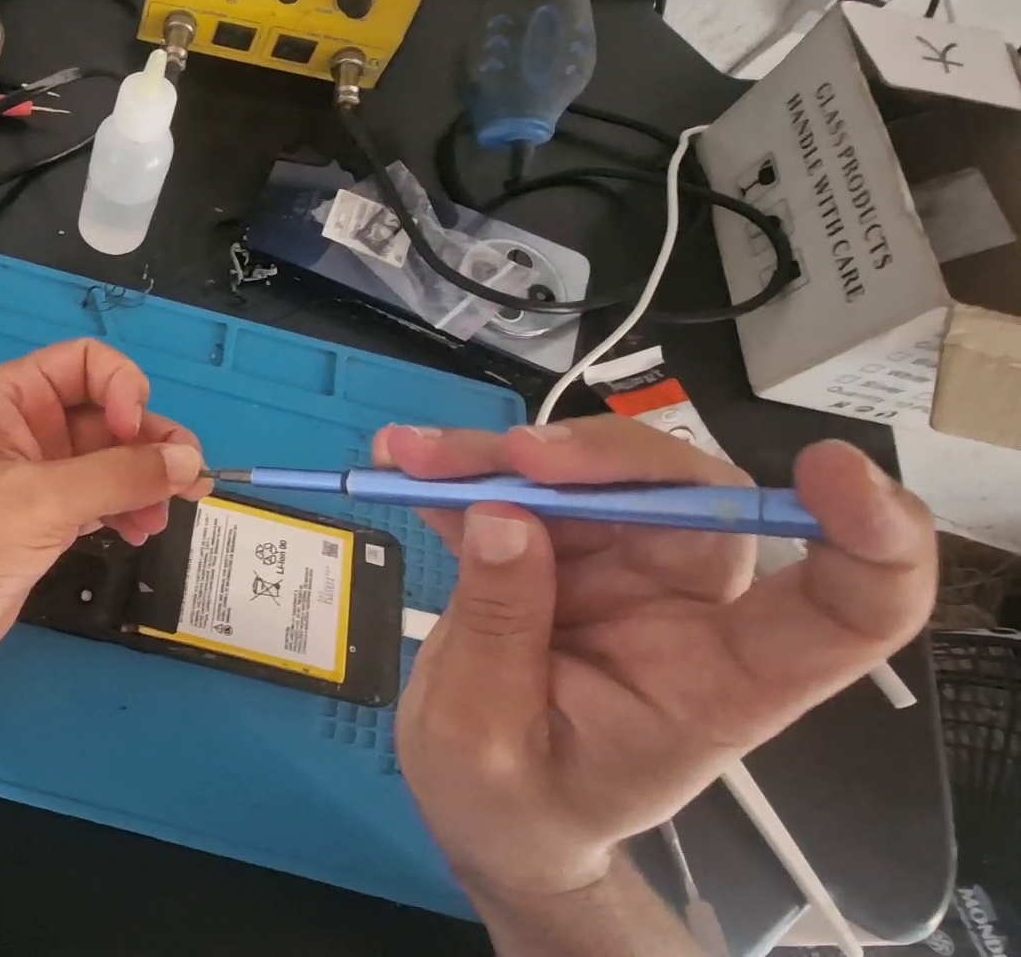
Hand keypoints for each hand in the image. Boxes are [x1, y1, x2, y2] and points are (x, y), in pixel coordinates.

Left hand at [0, 340, 210, 689]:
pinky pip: (101, 499)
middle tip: (189, 478)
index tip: (138, 433)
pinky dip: (127, 508)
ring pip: (110, 460)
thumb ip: (117, 475)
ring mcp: (36, 478)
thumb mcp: (38, 502)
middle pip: (106, 414)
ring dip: (146, 479)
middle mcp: (25, 430)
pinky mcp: (44, 521)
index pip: (84, 364)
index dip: (122, 388)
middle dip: (149, 442)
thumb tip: (188, 460)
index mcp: (8, 400)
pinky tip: (142, 531)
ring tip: (172, 511)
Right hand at [384, 417, 935, 899]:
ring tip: (410, 456)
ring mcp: (611, 577)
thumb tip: (503, 515)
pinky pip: (512, 495)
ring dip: (493, 458)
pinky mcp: (548, 557)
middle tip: (503, 457)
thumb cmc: (510, 802)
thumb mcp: (486, 734)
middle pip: (680, 501)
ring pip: (581, 479)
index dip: (866, 536)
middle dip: (594, 460)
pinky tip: (400, 462)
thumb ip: (499, 629)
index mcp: (713, 681)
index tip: (828, 466)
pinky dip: (458, 474)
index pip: (838, 611)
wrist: (484, 812)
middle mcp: (678, 611)